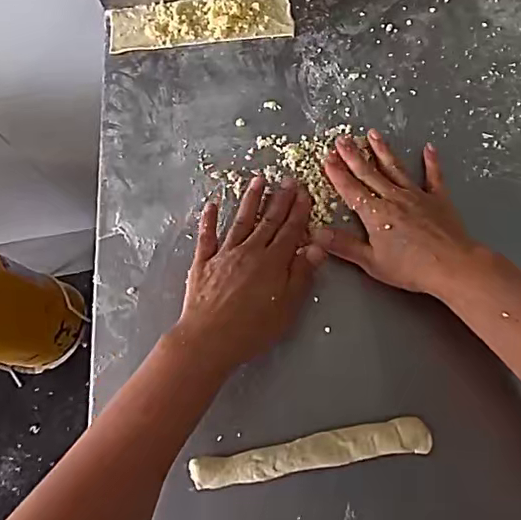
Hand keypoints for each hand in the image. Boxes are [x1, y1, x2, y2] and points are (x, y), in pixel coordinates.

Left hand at [171, 176, 324, 372]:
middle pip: (267, 221)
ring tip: (258, 180)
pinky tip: (211, 204)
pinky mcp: (203, 261)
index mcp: (272, 262)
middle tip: (288, 180)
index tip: (305, 193)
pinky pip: (207, 236)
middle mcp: (249, 251)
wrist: (209, 339)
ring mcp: (224, 254)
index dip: (299, 211)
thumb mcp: (286, 306)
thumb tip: (317, 245)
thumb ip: (301, 274)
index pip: (290, 231)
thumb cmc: (252, 329)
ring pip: (240, 220)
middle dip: (280, 199)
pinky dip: (209, 219)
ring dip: (250, 200)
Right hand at [314, 130, 477, 297]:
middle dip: (353, 155)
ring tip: (373, 134)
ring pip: (395, 168)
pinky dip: (431, 162)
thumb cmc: (412, 268)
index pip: (350, 189)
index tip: (327, 158)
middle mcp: (393, 198)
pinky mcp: (438, 199)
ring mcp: (416, 195)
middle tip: (342, 139)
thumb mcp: (372, 263)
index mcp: (375, 213)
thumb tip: (316, 234)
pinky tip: (429, 148)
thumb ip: (344, 246)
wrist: (454, 266)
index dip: (337, 173)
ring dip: (382, 150)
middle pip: (369, 173)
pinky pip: (433, 176)